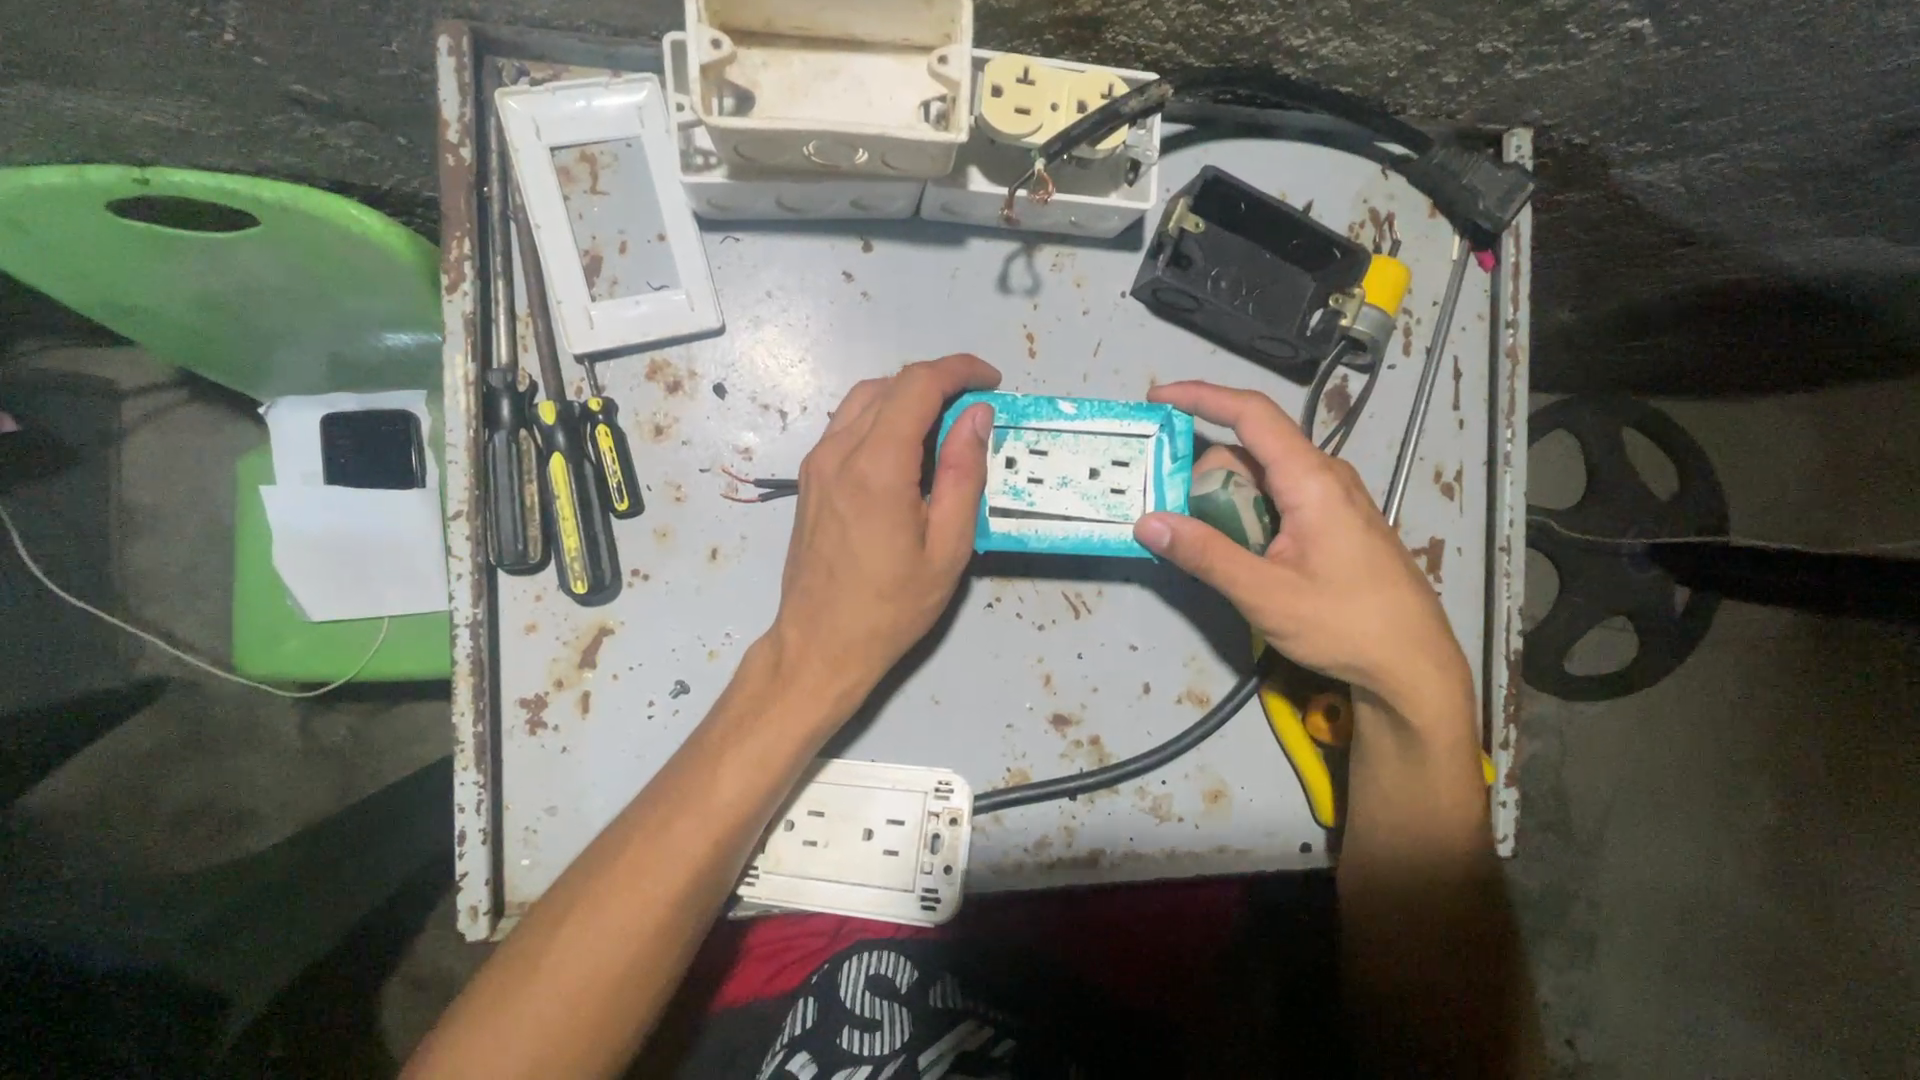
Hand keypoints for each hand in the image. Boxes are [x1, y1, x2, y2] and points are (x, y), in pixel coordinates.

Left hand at [766, 354, 999, 707]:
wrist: (819, 644)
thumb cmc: (891, 607)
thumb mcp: (947, 548)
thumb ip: (963, 474)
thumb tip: (976, 416)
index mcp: (876, 467)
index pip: (918, 385)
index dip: (959, 370)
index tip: (991, 381)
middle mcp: (838, 452)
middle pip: (889, 385)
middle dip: (937, 382)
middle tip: (974, 409)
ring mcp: (816, 463)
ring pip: (863, 400)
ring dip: (907, 397)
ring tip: (944, 427)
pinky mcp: (809, 479)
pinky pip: (846, 426)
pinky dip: (881, 418)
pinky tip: (906, 452)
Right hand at [1133, 381, 1470, 718]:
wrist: (1413, 664)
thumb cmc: (1345, 624)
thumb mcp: (1264, 594)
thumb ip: (1205, 554)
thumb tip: (1147, 522)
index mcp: (1311, 480)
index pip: (1251, 414)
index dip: (1201, 397)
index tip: (1158, 398)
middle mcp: (1324, 477)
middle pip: (1249, 452)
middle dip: (1204, 476)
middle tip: (1175, 520)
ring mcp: (1332, 499)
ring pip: (1262, 478)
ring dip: (1224, 500)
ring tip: (1203, 545)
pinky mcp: (1334, 522)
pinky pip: (1279, 500)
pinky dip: (1246, 514)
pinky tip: (1236, 553)